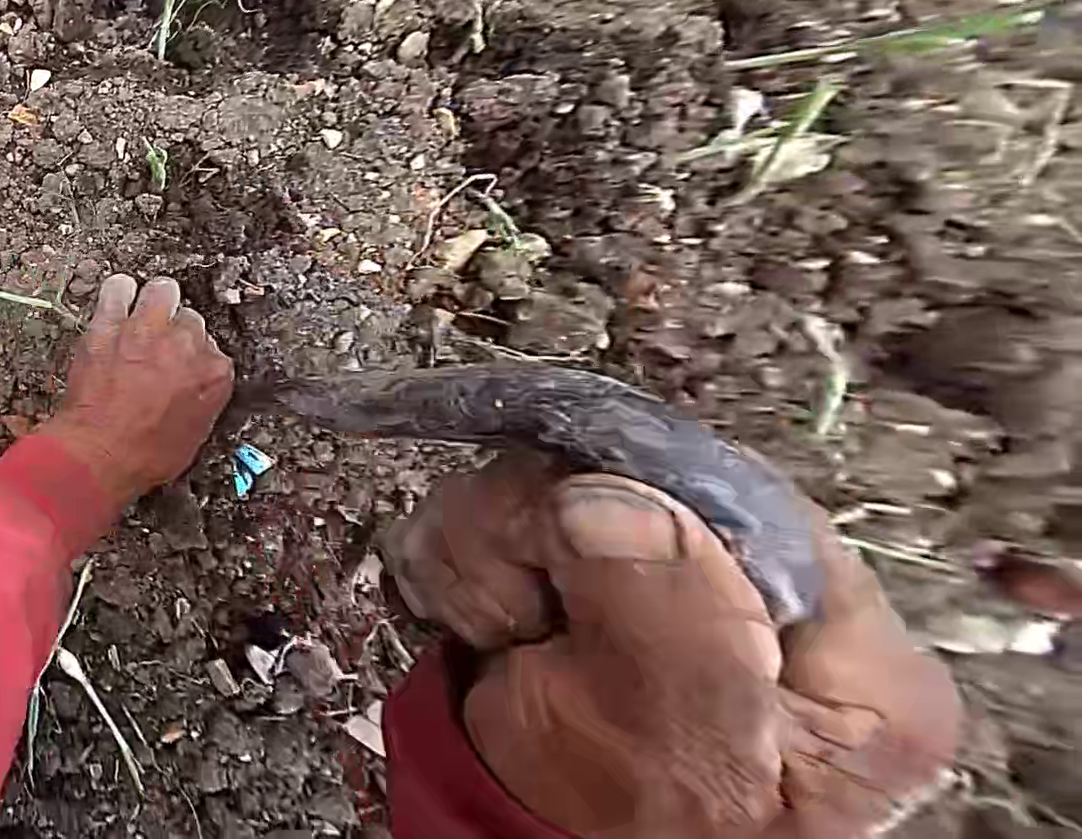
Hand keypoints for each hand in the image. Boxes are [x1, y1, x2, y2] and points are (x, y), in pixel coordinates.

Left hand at [37, 275, 234, 502]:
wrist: (100, 455)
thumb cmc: (143, 455)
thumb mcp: (194, 434)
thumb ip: (203, 398)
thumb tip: (196, 387)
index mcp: (213, 373)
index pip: (213, 348)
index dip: (194, 355)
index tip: (182, 364)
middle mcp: (185, 344)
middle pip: (190, 318)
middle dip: (176, 330)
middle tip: (160, 345)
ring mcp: (146, 331)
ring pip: (161, 291)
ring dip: (155, 300)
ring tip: (144, 312)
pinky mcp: (110, 326)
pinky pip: (117, 290)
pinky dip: (118, 292)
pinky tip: (118, 299)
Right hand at [386, 452, 959, 837]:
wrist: (522, 811)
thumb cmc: (619, 813)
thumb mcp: (675, 751)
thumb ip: (670, 633)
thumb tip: (602, 498)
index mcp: (820, 622)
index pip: (725, 491)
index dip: (633, 510)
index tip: (574, 572)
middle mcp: (720, 562)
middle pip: (597, 469)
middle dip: (533, 543)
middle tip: (536, 620)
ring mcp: (617, 538)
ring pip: (513, 478)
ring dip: (482, 560)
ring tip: (510, 627)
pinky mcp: (539, 534)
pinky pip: (462, 501)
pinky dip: (453, 562)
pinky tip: (485, 613)